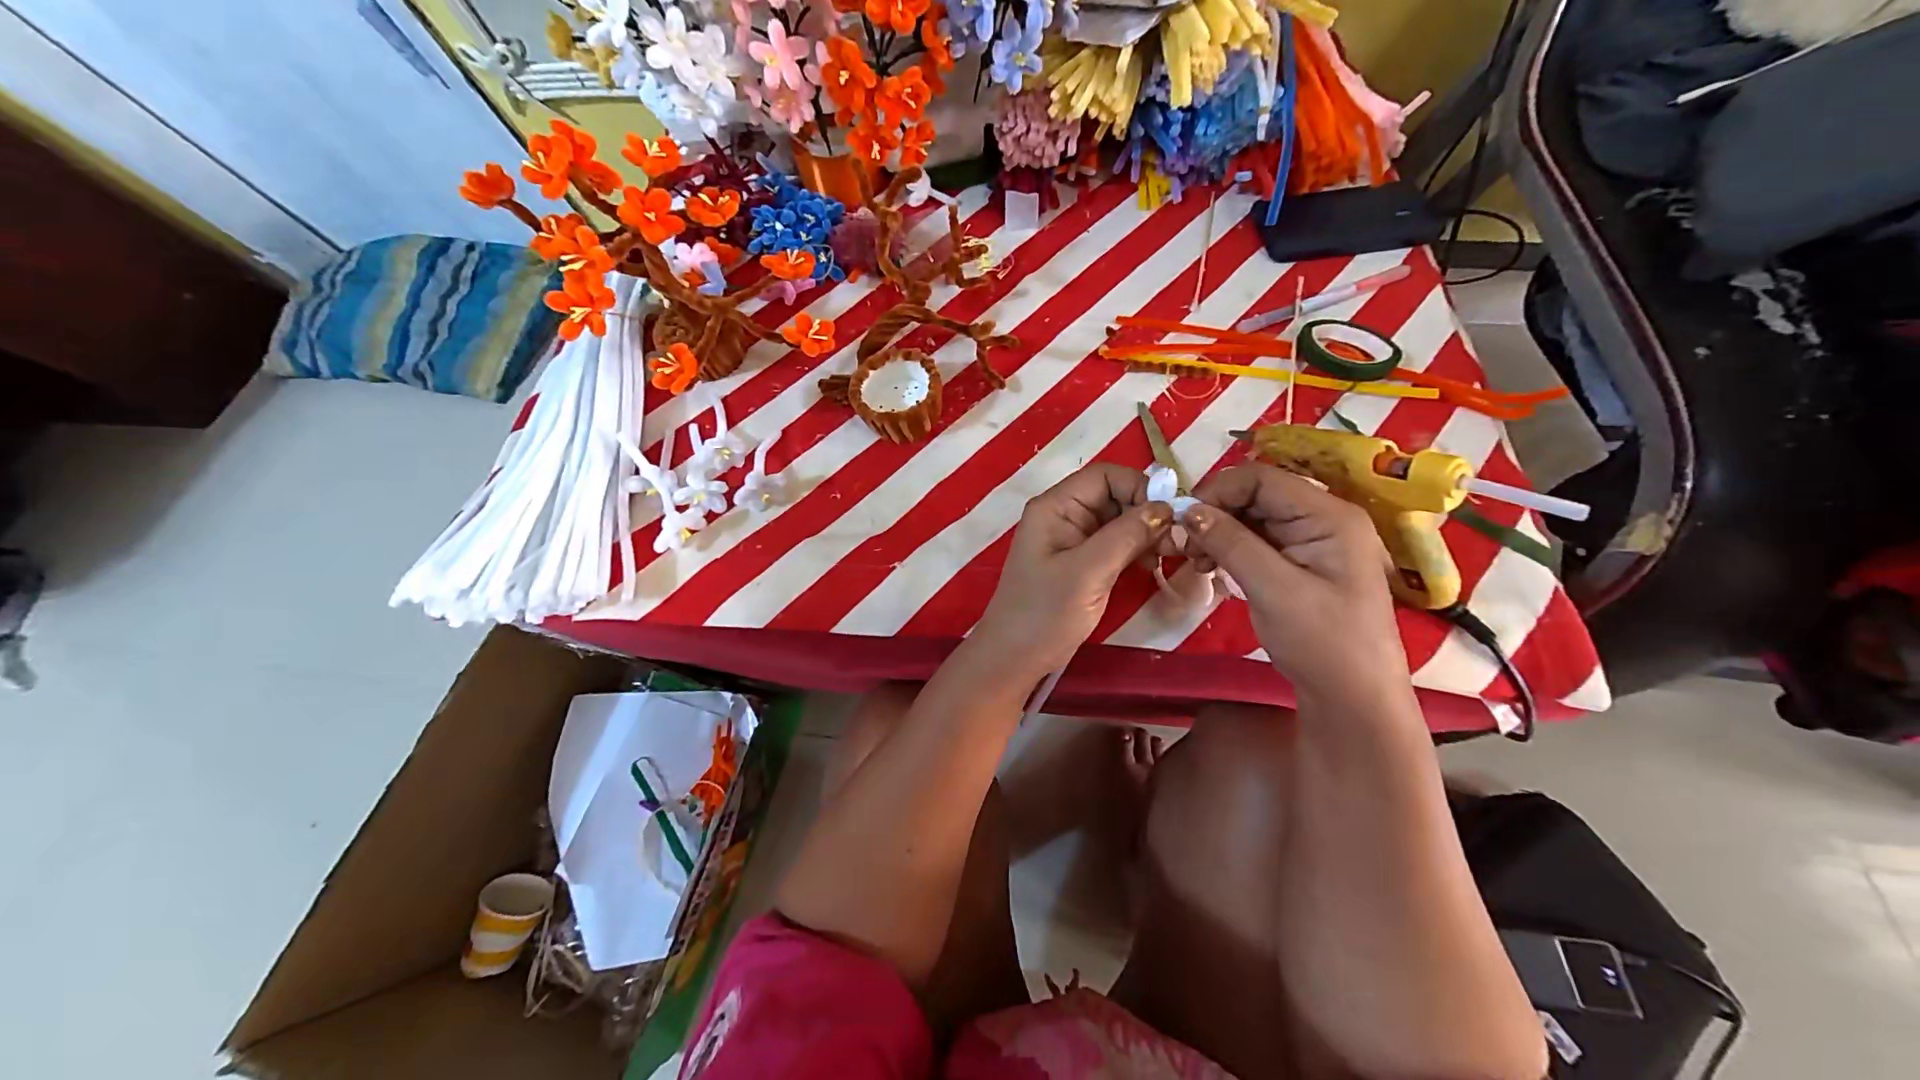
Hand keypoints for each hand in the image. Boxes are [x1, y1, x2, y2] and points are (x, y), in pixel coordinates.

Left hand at [975, 464, 1172, 675]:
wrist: (1016, 658)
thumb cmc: (1045, 613)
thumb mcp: (1087, 572)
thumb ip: (1126, 536)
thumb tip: (1167, 507)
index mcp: (1055, 507)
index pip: (1105, 476)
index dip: (1139, 487)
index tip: (1169, 516)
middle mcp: (1065, 516)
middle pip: (1116, 495)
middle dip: (1148, 513)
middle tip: (1176, 542)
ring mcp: (1075, 540)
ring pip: (1121, 521)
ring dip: (1147, 533)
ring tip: (1168, 555)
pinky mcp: (1084, 563)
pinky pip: (1118, 544)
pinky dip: (1138, 550)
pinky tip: (1153, 565)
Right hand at [1184, 465, 1411, 707]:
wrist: (1354, 698)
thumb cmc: (1323, 643)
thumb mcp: (1273, 590)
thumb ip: (1232, 544)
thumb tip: (1188, 510)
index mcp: (1329, 516)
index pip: (1261, 479)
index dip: (1217, 492)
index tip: (1182, 522)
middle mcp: (1323, 518)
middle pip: (1255, 495)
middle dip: (1215, 514)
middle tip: (1185, 549)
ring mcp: (1313, 541)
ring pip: (1252, 518)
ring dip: (1218, 533)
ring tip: (1197, 564)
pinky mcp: (1301, 563)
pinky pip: (1257, 541)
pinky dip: (1230, 550)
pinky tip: (1213, 570)